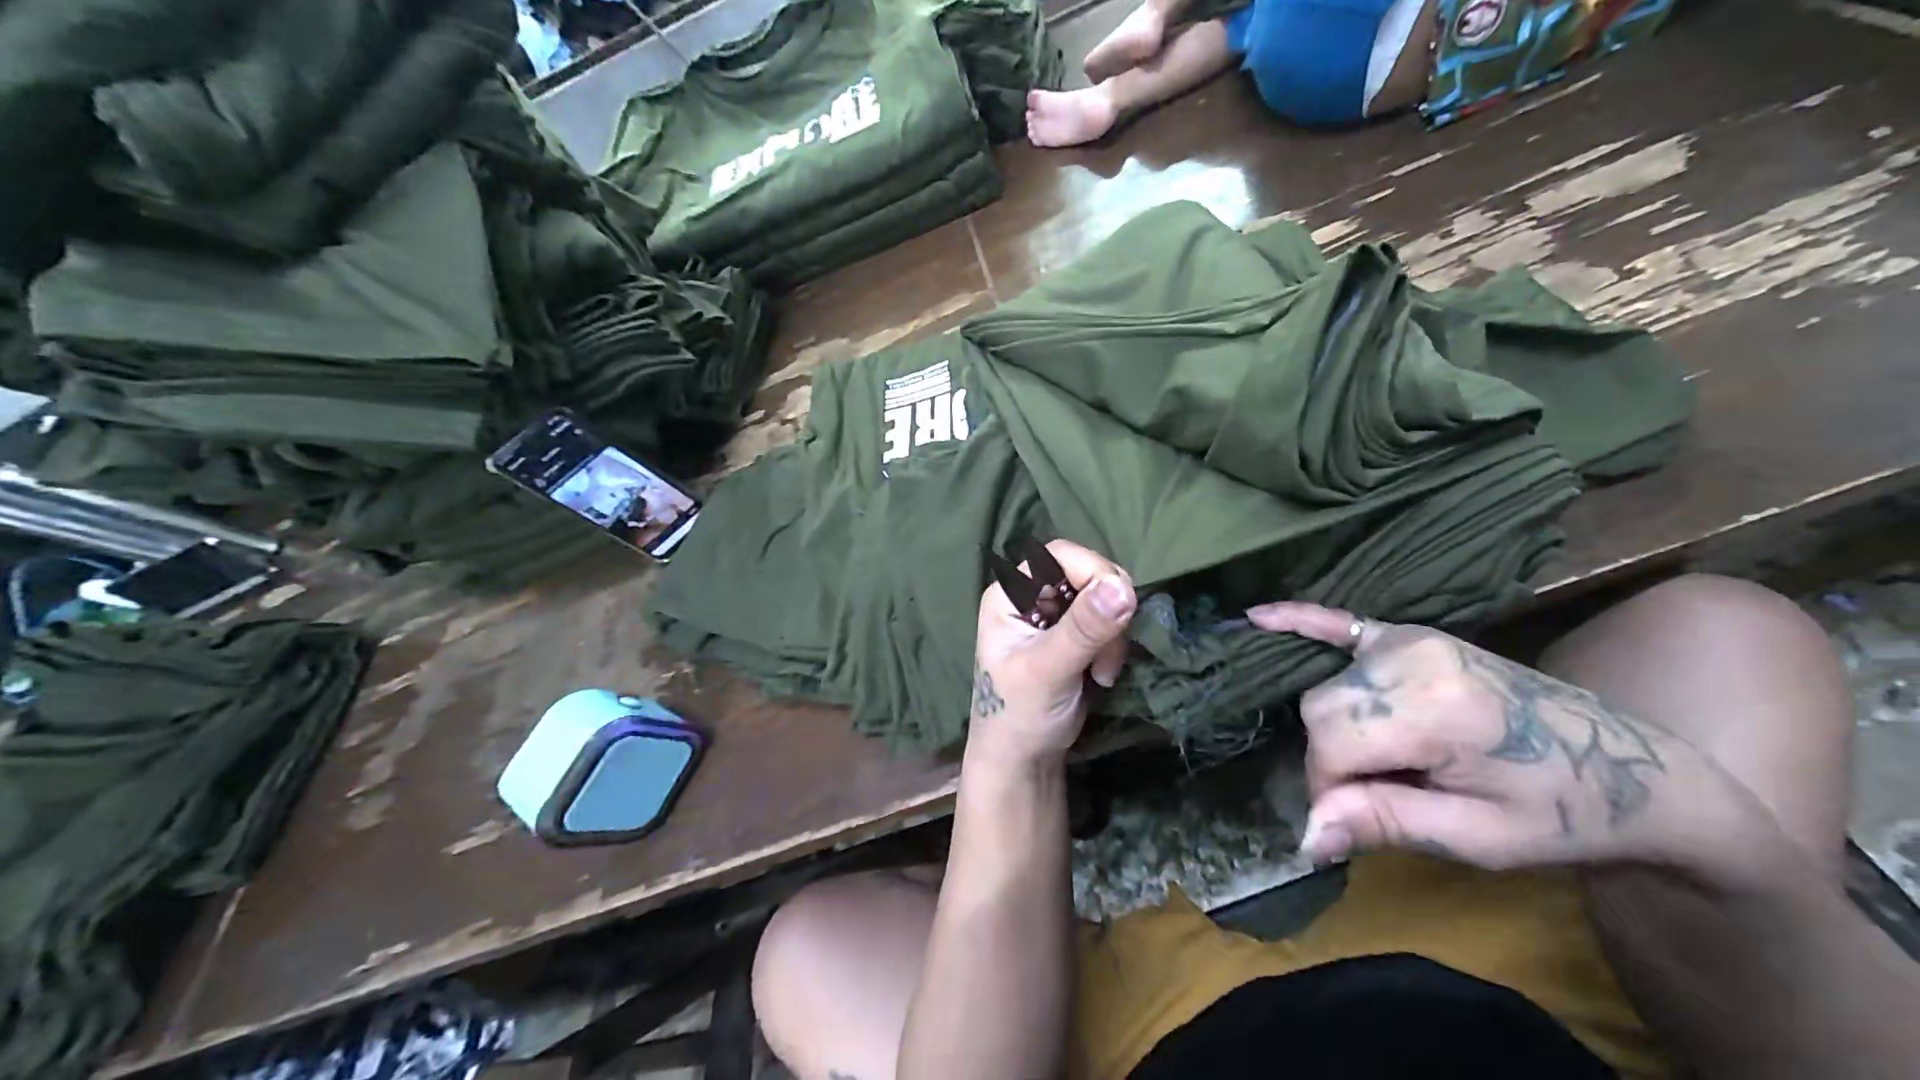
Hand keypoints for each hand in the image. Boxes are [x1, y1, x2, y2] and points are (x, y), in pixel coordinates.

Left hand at [967, 540, 1136, 771]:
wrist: (1023, 759)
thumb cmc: (1019, 713)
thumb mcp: (1049, 670)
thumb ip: (1083, 629)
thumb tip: (1122, 586)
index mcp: (1009, 594)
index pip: (1058, 556)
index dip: (1093, 571)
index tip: (1120, 604)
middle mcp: (1030, 596)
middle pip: (1086, 572)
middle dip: (1107, 610)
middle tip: (1107, 652)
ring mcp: (1053, 615)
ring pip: (1104, 597)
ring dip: (1114, 632)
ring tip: (1101, 672)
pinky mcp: (1074, 635)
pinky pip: (1108, 620)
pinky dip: (1115, 644)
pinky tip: (1102, 674)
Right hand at [1249, 601, 1773, 882]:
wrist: (1636, 772)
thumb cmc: (1560, 814)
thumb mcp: (1478, 839)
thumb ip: (1384, 821)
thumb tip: (1304, 835)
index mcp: (1437, 708)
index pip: (1331, 743)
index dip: (1330, 789)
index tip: (1353, 824)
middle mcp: (1413, 656)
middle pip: (1321, 710)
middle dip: (1332, 760)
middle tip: (1378, 797)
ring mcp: (1410, 638)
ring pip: (1325, 686)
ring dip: (1333, 727)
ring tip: (1378, 760)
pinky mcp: (1409, 635)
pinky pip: (1338, 621)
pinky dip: (1297, 620)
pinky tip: (1256, 616)